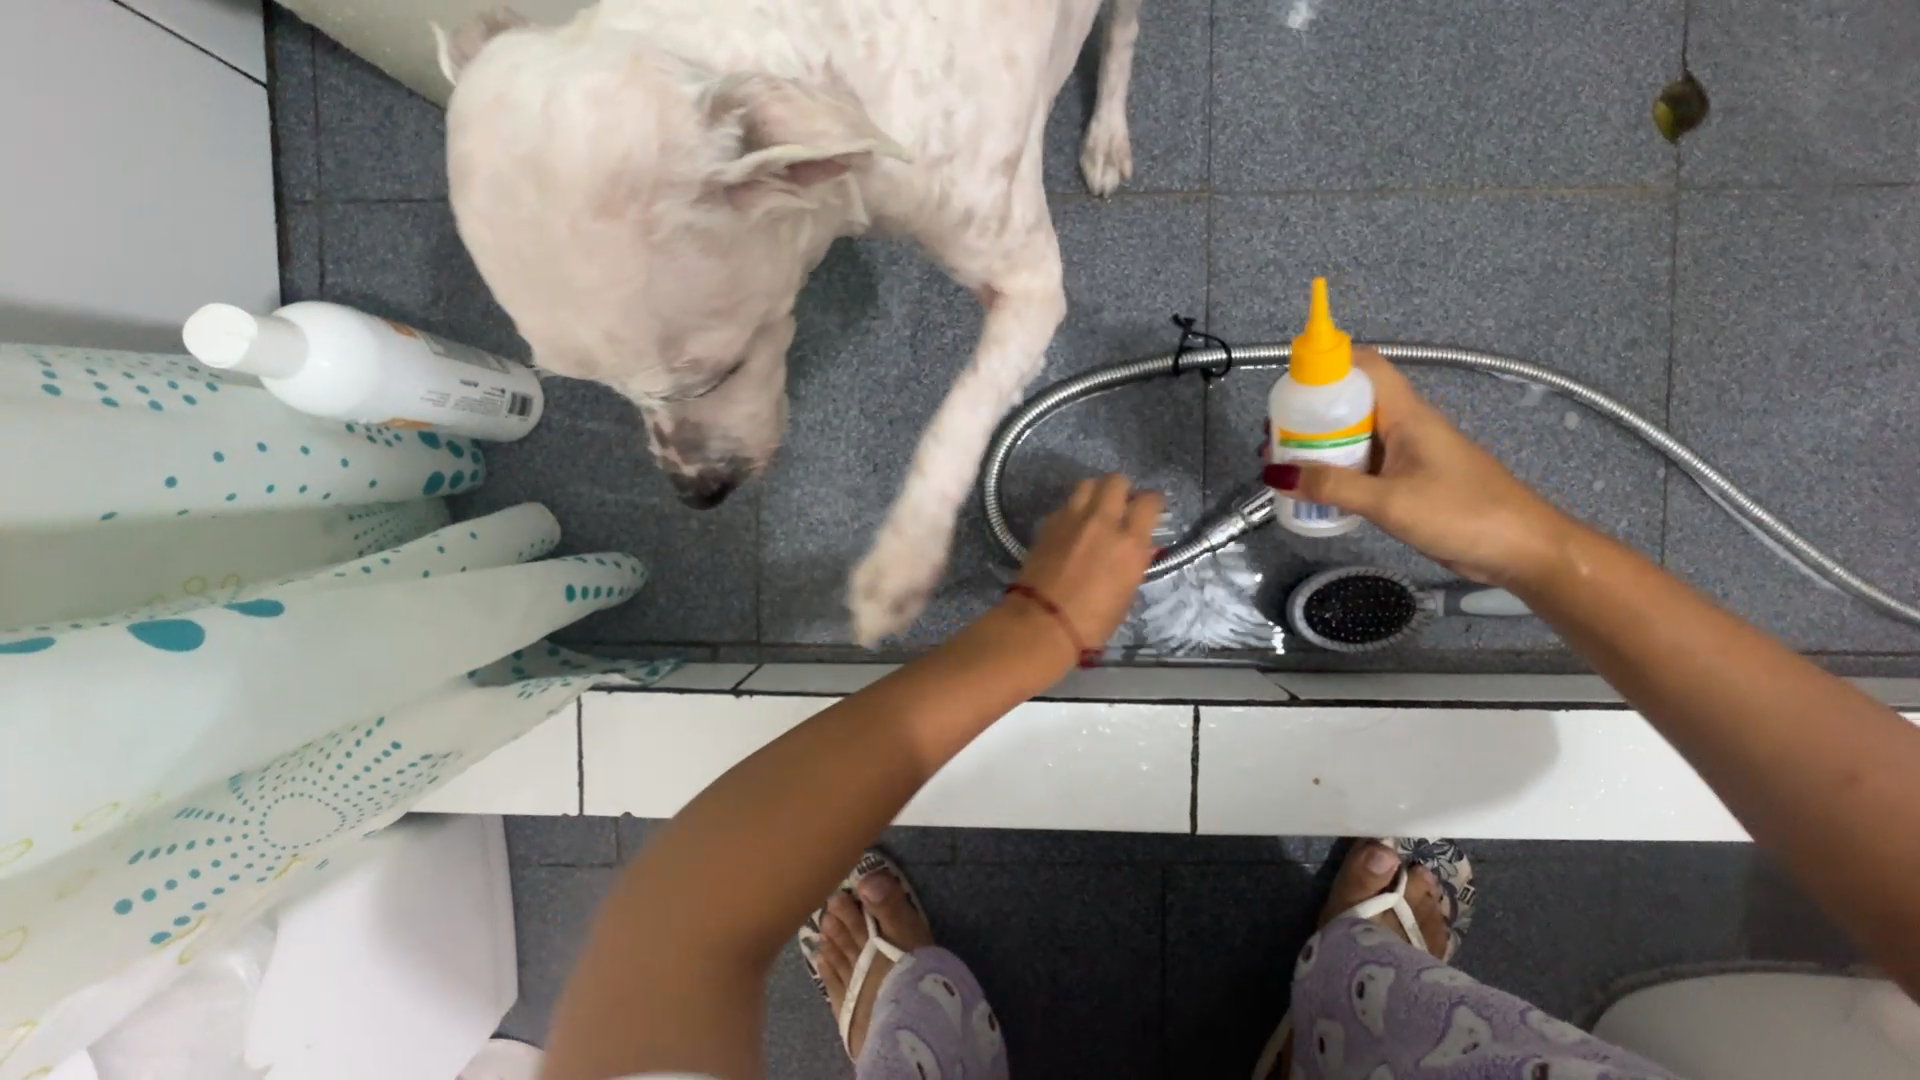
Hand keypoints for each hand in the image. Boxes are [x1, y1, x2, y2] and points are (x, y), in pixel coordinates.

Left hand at [1013, 474, 1162, 649]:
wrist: (1042, 622)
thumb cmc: (1093, 620)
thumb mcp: (1127, 593)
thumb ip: (1135, 562)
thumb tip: (1141, 546)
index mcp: (1129, 541)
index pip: (1149, 501)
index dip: (1153, 502)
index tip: (1152, 509)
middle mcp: (1101, 521)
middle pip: (1116, 481)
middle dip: (1122, 489)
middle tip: (1121, 505)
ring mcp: (1071, 519)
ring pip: (1087, 484)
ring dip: (1095, 492)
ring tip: (1095, 510)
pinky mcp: (1047, 524)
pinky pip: (1065, 505)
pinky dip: (1072, 510)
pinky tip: (1071, 528)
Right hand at [1268, 348, 1578, 589]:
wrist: (1522, 550)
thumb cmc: (1463, 514)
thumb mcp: (1390, 502)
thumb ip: (1332, 488)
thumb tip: (1276, 473)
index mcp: (1407, 415)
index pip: (1366, 367)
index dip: (1326, 365)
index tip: (1286, 387)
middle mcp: (1406, 427)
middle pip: (1350, 403)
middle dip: (1307, 415)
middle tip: (1272, 439)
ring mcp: (1408, 455)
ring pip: (1353, 437)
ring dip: (1317, 447)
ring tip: (1281, 466)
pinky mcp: (1408, 481)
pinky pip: (1362, 466)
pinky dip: (1334, 472)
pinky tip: (1312, 490)